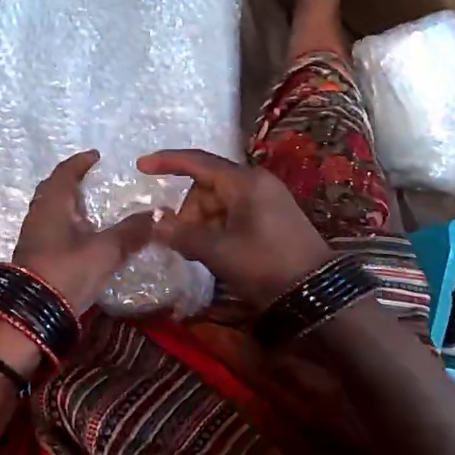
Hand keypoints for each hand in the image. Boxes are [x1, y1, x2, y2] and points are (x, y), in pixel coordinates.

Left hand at [13, 150, 155, 312]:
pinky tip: (85, 237)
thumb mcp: (106, 250)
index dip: (81, 162)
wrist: (35, 312)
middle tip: (93, 181)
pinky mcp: (36, 257)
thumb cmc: (68, 270)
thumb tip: (159, 215)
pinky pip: (53, 230)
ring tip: (93, 209)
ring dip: (71, 206)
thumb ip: (132, 231)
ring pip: (52, 212)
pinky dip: (69, 226)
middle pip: (54, 190)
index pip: (65, 172)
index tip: (96, 157)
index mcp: (53, 204)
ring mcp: (34, 237)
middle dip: (73, 183)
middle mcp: (39, 215)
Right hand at [137, 149, 334, 305]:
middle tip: (180, 242)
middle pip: (207, 188)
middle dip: (189, 212)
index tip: (141, 167)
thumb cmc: (265, 265)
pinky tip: (212, 252)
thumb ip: (183, 234)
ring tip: (197, 253)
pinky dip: (217, 230)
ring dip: (202, 225)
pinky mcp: (271, 219)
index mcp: (245, 182)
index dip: (168, 163)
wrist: (314, 291)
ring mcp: (266, 201)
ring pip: (219, 205)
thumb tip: (154, 222)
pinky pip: (233, 216)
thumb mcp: (219, 251)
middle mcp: (256, 184)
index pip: (199, 163)